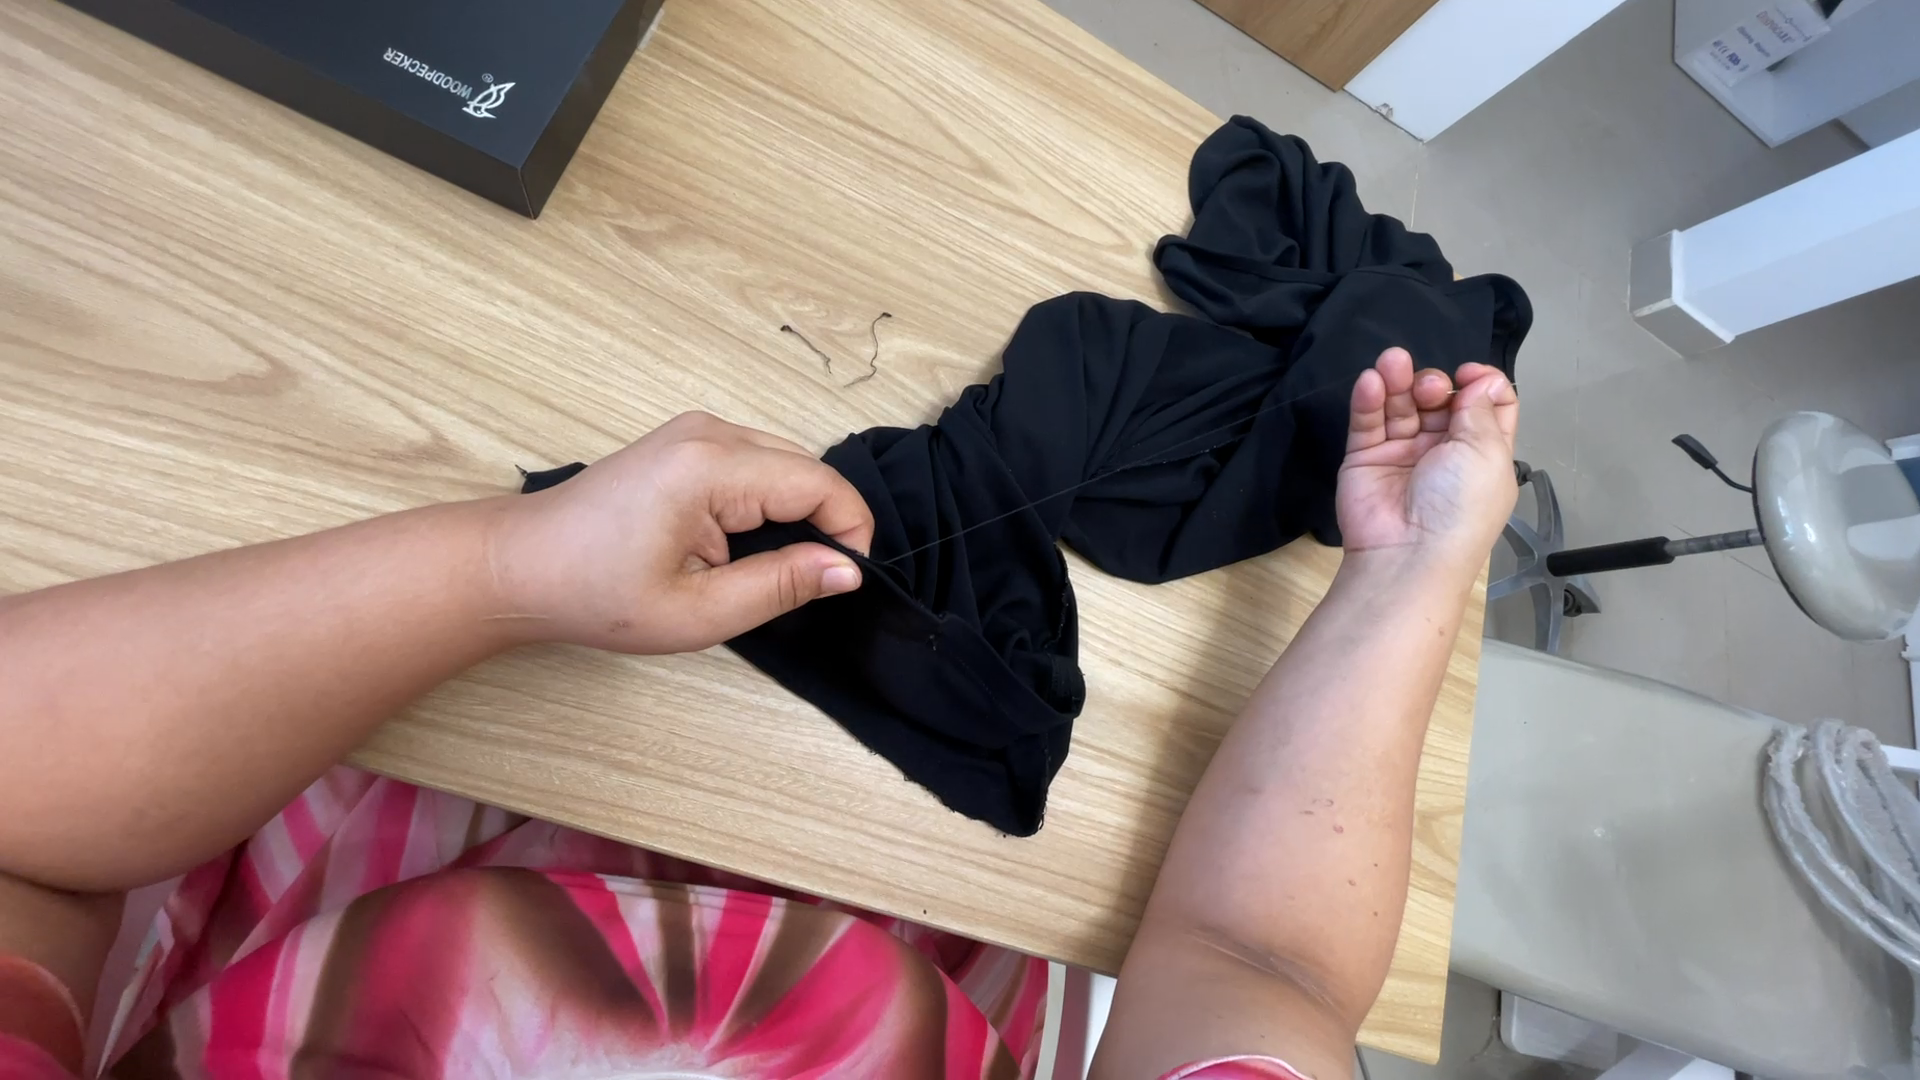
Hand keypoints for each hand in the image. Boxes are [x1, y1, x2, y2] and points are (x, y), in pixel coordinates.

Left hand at [487, 413, 874, 653]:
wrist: (517, 564)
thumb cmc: (596, 594)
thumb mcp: (698, 612)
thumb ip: (781, 586)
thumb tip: (848, 570)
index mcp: (710, 467)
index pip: (819, 483)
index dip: (850, 529)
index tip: (845, 578)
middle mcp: (710, 432)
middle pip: (807, 468)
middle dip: (826, 522)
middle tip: (810, 580)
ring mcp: (697, 429)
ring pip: (786, 463)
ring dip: (798, 512)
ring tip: (773, 564)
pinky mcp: (689, 440)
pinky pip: (759, 462)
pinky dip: (771, 501)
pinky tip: (745, 540)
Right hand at [1336, 347, 1517, 577]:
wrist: (1406, 551)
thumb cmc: (1459, 505)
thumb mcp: (1486, 454)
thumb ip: (1479, 412)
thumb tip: (1481, 380)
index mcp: (1481, 451)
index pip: (1485, 406)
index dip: (1480, 384)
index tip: (1469, 376)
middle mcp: (1442, 450)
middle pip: (1440, 401)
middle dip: (1434, 385)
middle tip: (1428, 389)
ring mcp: (1400, 454)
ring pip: (1400, 407)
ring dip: (1397, 381)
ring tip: (1392, 362)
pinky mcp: (1363, 458)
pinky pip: (1367, 423)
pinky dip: (1368, 400)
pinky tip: (1371, 380)